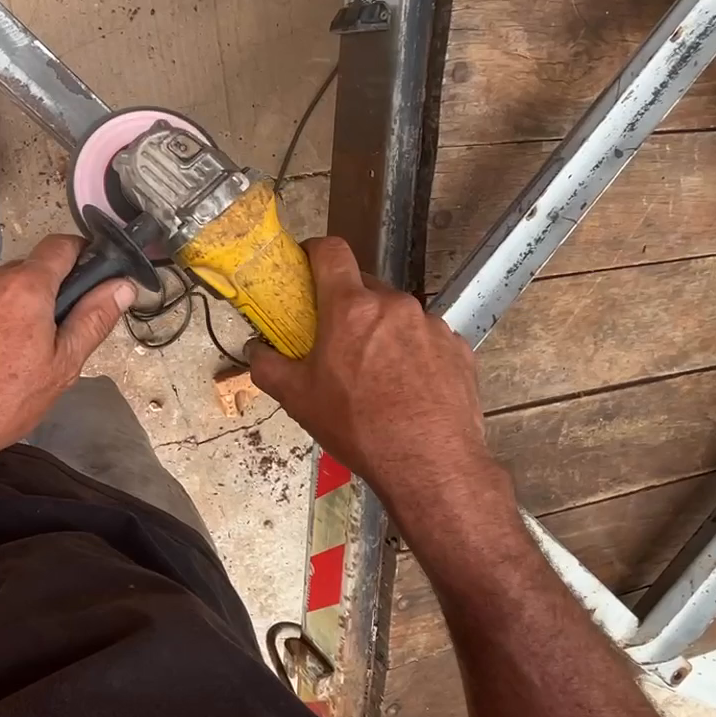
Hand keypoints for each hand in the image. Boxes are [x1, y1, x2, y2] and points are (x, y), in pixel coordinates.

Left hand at [0, 234, 134, 463]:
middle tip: (50, 334)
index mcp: (26, 286)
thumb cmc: (6, 399)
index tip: (87, 276)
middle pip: (28, 269)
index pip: (60, 245)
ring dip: (10, 305)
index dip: (80, 254)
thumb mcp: (63, 364)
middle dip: (43, 291)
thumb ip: (94, 318)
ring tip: (10, 351)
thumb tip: (122, 286)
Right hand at [246, 237, 504, 521]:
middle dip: (346, 305)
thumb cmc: (357, 426)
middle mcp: (394, 305)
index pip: (331, 250)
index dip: (314, 251)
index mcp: (351, 307)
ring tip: (375, 375)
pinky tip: (407, 389)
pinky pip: (426, 339)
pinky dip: (412, 353)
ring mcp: (432, 325)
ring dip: (380, 331)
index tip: (305, 268)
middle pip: (363, 287)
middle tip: (335, 341)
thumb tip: (255, 350)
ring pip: (395, 315)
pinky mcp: (460, 349)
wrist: (432, 465)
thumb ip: (266, 366)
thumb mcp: (296, 399)